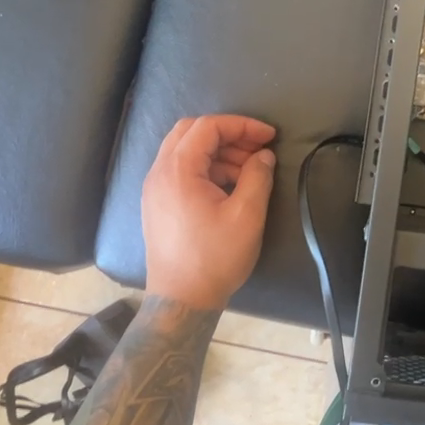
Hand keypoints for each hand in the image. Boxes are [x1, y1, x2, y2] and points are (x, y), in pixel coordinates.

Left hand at [141, 115, 277, 309]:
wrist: (182, 299)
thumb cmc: (215, 257)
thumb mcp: (247, 215)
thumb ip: (258, 177)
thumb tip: (264, 156)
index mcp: (177, 170)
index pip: (208, 127)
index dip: (242, 125)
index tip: (270, 136)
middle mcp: (159, 173)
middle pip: (191, 132)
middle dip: (228, 134)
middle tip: (257, 149)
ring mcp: (154, 189)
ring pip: (185, 150)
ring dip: (218, 151)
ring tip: (250, 170)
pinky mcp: (157, 204)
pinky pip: (181, 170)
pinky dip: (207, 167)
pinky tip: (230, 186)